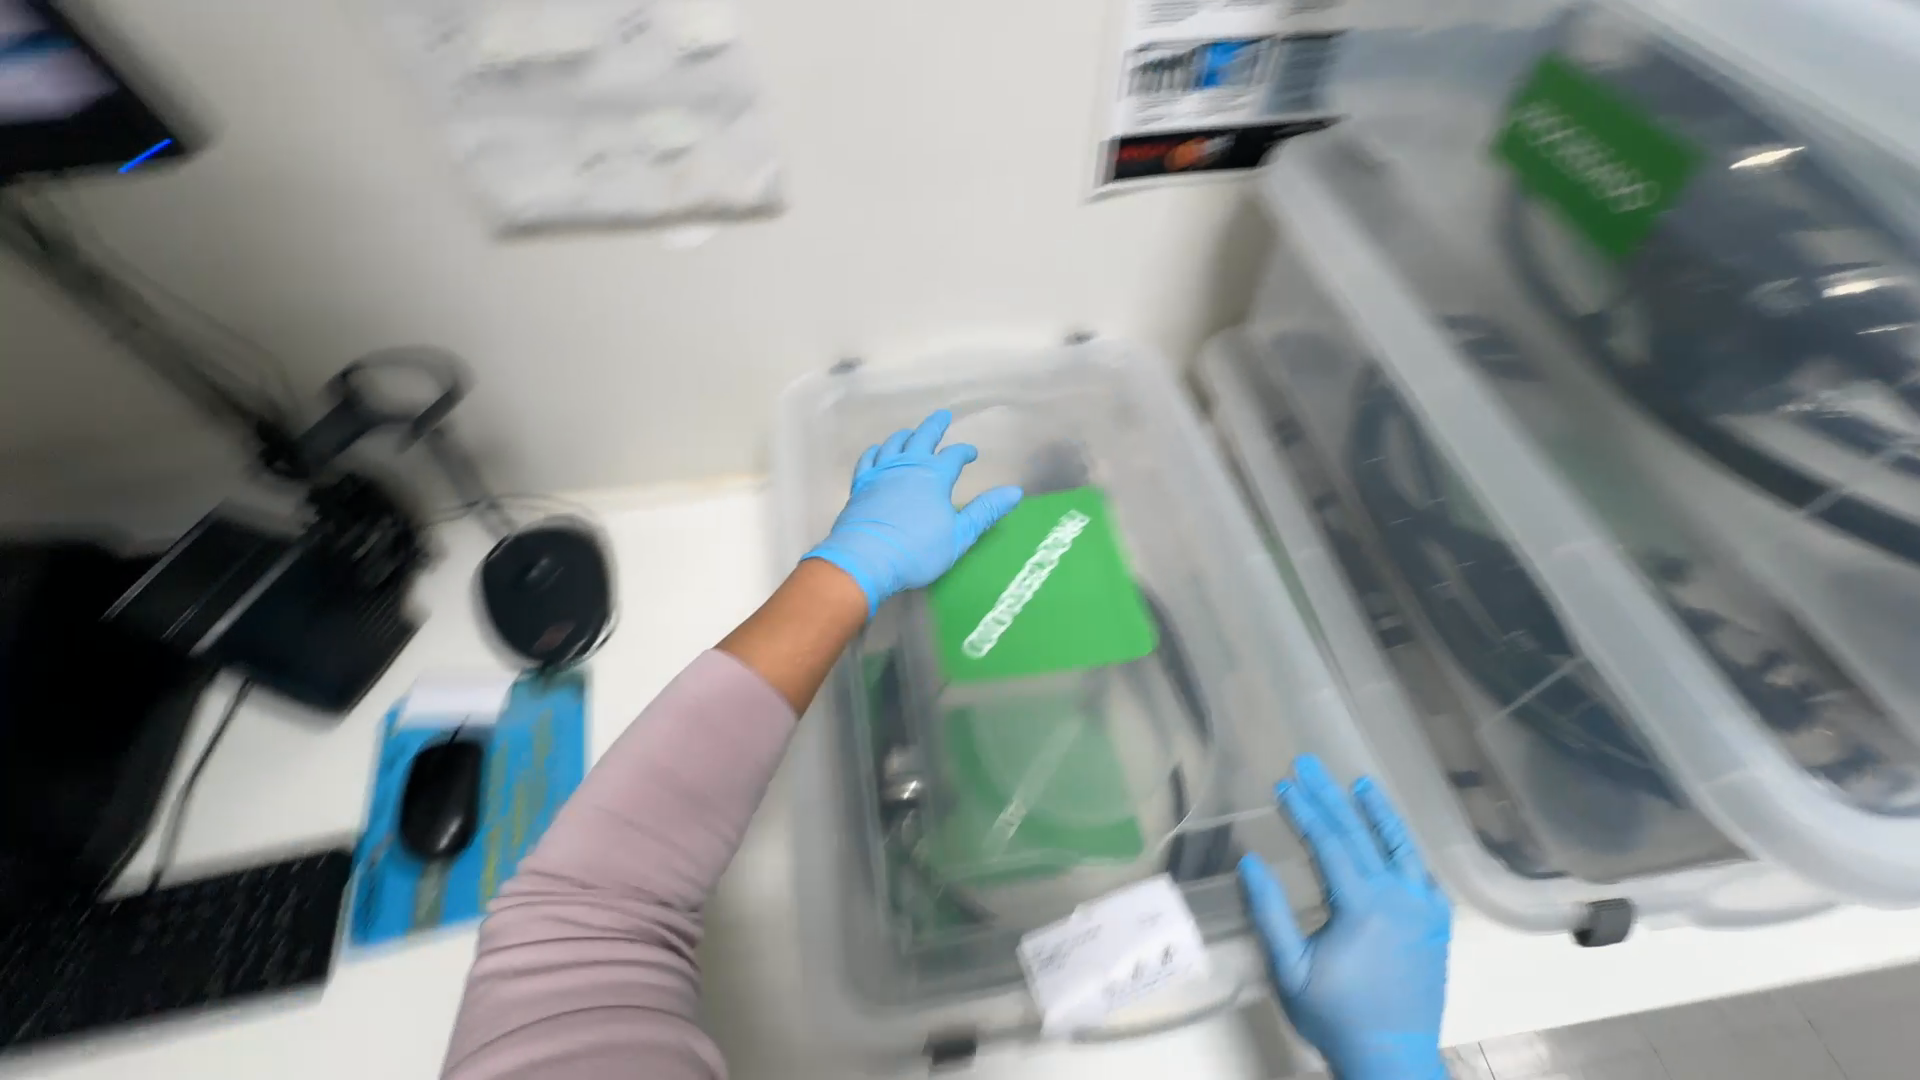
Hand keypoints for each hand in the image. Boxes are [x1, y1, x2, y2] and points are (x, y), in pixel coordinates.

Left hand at [805, 409, 1023, 614]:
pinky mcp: (860, 485)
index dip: (965, 452)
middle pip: (923, 437)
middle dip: (936, 425)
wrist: (865, 558)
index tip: (972, 454)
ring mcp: (881, 473)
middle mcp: (908, 466)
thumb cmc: (918, 550)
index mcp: (935, 476)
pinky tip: (878, 451)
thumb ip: (985, 511)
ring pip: (894, 444)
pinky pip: (868, 459)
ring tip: (911, 432)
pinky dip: (876, 451)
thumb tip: (1015, 491)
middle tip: (943, 416)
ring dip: (906, 435)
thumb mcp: (959, 534)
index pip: (954, 456)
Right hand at [1240, 755, 1450, 1079]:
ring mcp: (1424, 913)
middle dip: (1330, 798)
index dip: (1303, 811)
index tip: (1282, 784)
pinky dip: (1407, 852)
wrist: (1394, 1061)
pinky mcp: (1437, 929)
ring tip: (1362, 784)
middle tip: (1307, 765)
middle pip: (1360, 836)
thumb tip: (1249, 860)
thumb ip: (1269, 911)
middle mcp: (1400, 900)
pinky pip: (1423, 878)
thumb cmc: (1334, 1015)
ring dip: (1379, 814)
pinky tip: (1397, 842)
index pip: (1329, 843)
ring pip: (1401, 850)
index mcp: (1364, 907)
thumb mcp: (1290, 967)